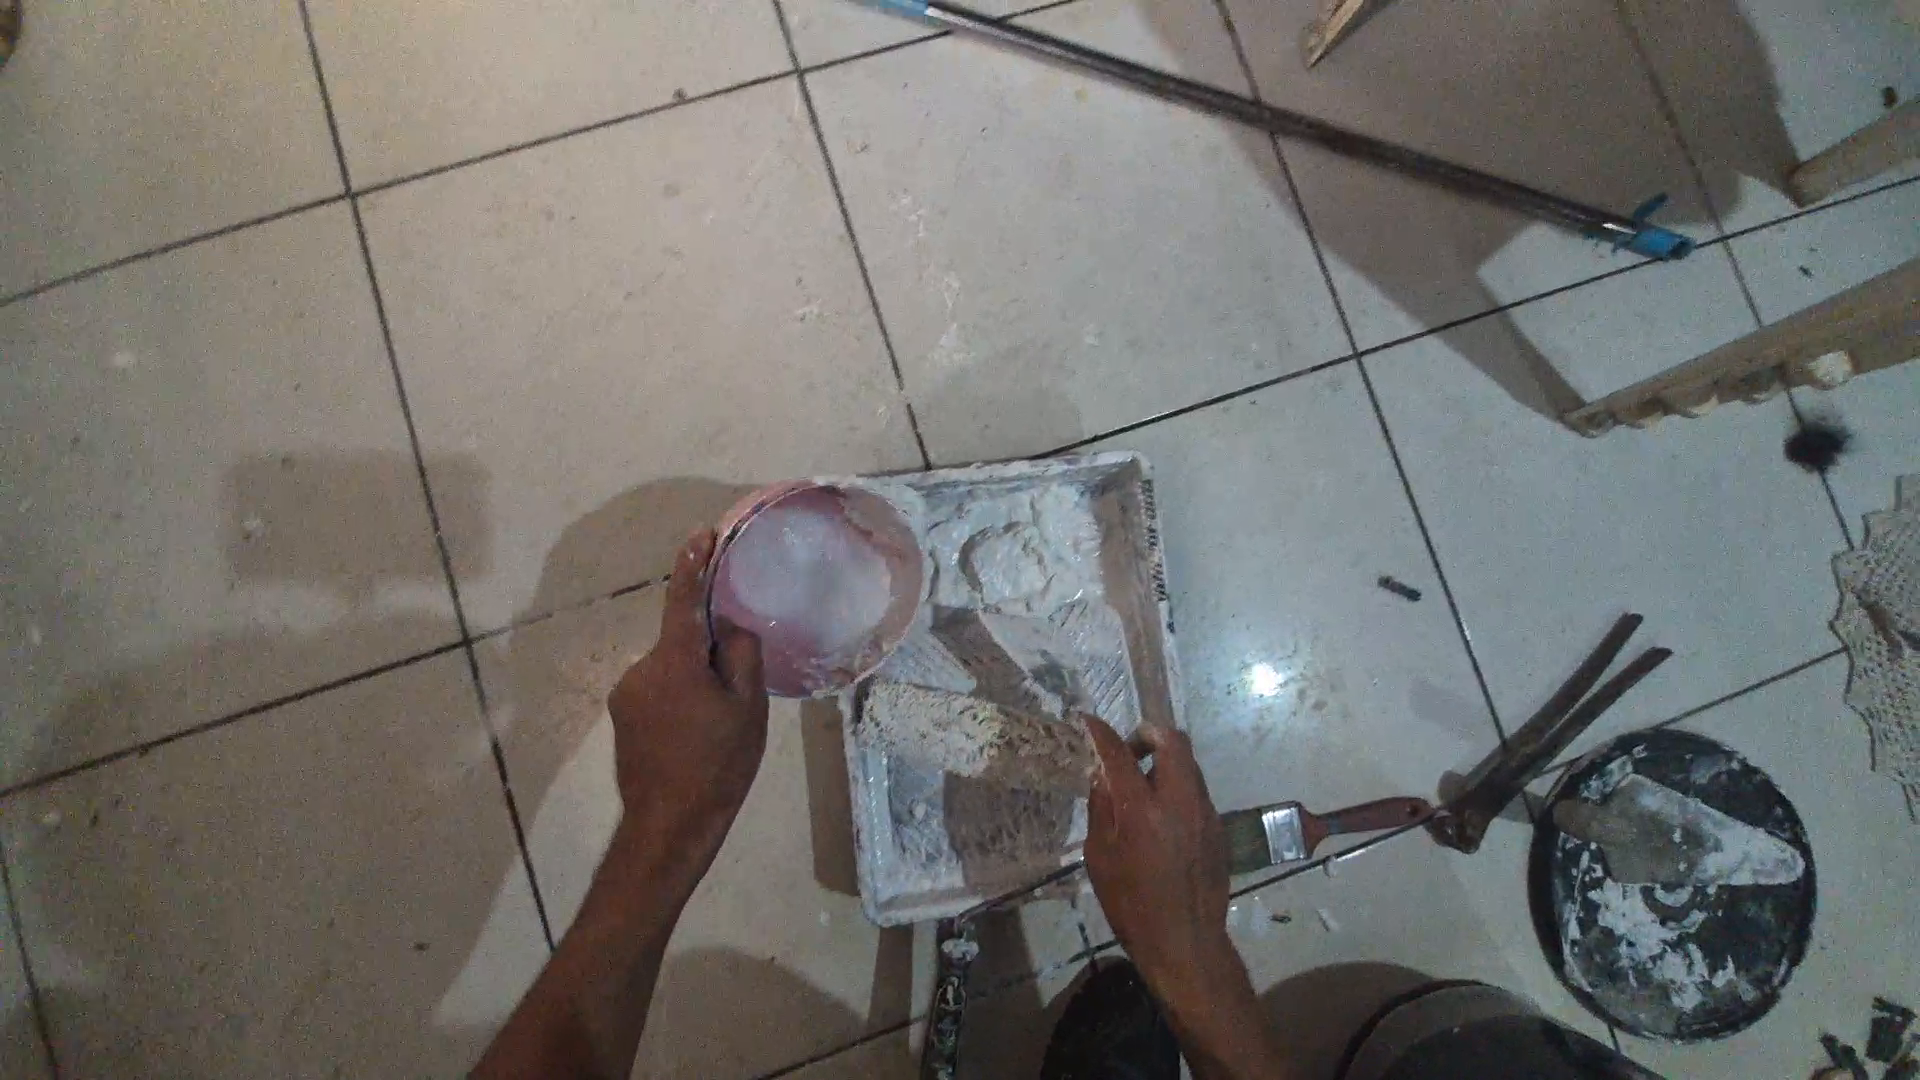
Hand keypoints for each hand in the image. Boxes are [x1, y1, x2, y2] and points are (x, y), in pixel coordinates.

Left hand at [605, 529, 768, 872]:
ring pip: (672, 668)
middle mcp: (641, 669)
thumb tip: (728, 627)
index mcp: (674, 661)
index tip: (702, 535)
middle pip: (682, 640)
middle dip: (708, 651)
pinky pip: (659, 690)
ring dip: (694, 679)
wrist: (670, 826)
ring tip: (717, 723)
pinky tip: (695, 735)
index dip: (693, 565)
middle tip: (736, 691)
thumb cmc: (718, 764)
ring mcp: (627, 695)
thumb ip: (740, 654)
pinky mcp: (623, 717)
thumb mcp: (747, 706)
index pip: (683, 600)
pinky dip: (680, 698)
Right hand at [1083, 719, 1235, 1006]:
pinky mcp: (1218, 827)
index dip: (1101, 732)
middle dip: (1147, 733)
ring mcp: (1205, 813)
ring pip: (1188, 763)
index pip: (1120, 753)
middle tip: (1129, 751)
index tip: (1088, 721)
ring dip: (1164, 761)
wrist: (1186, 945)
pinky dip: (1176, 786)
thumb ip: (1101, 807)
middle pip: (1172, 740)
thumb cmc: (1131, 905)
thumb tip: (1102, 775)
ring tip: (1144, 784)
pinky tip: (1162, 815)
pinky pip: (1196, 789)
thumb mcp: (1099, 856)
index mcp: (1143, 811)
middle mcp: (1180, 802)